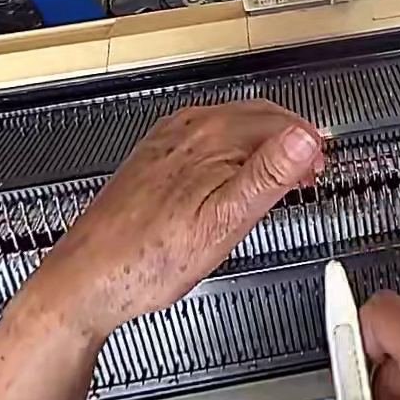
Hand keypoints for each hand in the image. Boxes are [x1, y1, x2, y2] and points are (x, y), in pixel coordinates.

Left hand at [18, 100, 322, 339]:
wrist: (81, 283)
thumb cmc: (147, 261)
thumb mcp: (224, 223)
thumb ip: (269, 175)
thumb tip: (304, 138)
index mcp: (214, 135)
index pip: (284, 124)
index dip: (309, 148)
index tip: (319, 170)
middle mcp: (192, 126)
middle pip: (263, 117)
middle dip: (291, 141)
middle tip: (307, 172)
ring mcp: (173, 137)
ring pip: (238, 124)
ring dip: (266, 142)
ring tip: (279, 175)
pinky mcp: (159, 152)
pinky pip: (212, 134)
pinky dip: (237, 147)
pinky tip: (235, 172)